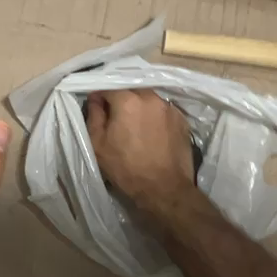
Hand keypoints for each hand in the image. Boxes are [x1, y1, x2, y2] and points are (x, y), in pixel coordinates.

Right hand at [85, 90, 199, 221]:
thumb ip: (94, 115)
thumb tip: (95, 99)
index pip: (108, 87)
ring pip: (148, 98)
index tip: (96, 109)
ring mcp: (169, 108)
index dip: (99, 96)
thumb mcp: (97, 143)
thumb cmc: (125, 167)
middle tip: (114, 117)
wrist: (164, 188)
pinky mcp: (182, 120)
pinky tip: (150, 131)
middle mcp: (151, 98)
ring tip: (133, 124)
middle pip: (130, 89)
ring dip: (138, 106)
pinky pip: (162, 110)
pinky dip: (153, 115)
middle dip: (120, 98)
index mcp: (128, 101)